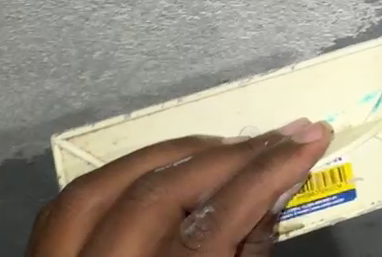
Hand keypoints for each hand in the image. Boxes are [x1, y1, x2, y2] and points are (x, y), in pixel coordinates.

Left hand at [27, 119, 332, 256]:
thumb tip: (283, 177)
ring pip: (100, 192)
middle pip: (157, 199)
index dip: (267, 173)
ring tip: (229, 145)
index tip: (312, 137)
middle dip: (229, 156)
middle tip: (281, 136)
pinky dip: (123, 174)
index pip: (211, 226)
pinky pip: (69, 208)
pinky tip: (170, 165)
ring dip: (173, 155)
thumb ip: (251, 248)